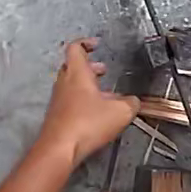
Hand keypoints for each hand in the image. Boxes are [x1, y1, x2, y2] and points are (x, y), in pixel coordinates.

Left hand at [36, 38, 140, 166]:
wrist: (59, 148)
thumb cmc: (87, 123)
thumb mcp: (120, 112)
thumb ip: (131, 103)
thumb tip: (134, 102)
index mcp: (77, 73)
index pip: (75, 48)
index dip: (86, 43)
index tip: (96, 44)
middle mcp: (64, 83)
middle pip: (72, 66)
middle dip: (89, 66)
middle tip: (103, 70)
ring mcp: (58, 100)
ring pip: (71, 84)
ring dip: (86, 85)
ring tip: (105, 93)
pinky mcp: (57, 116)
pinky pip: (70, 101)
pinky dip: (82, 101)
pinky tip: (96, 113)